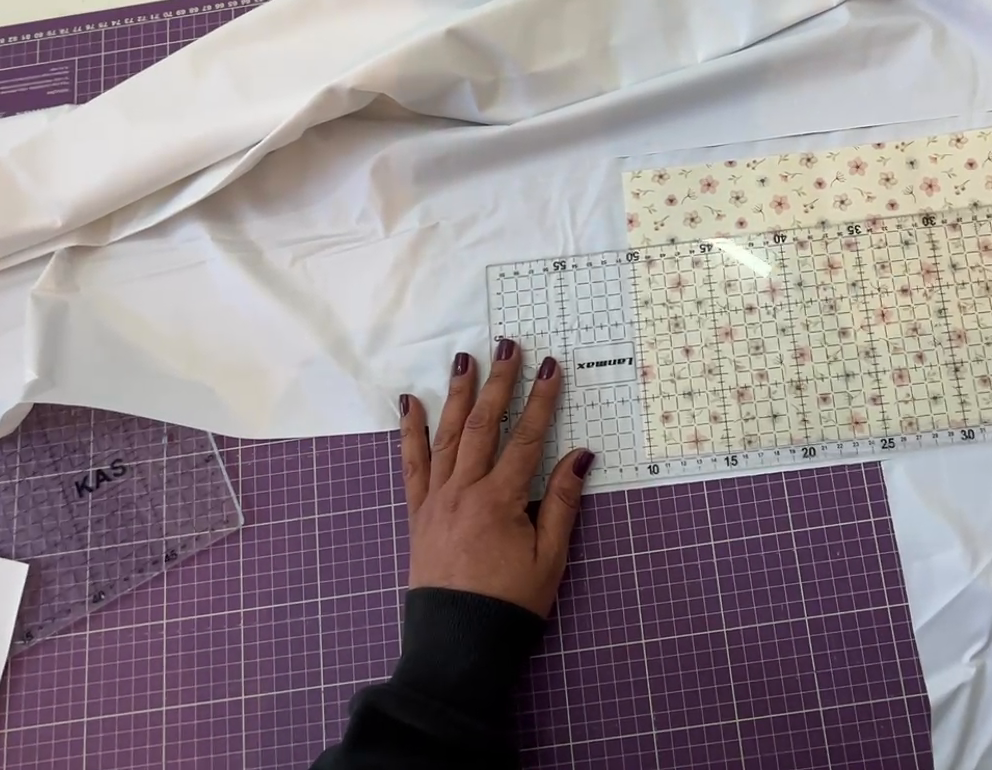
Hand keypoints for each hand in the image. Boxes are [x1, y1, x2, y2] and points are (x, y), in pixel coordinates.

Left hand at [399, 338, 593, 615]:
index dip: (542, 400)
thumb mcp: (550, 557)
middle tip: (508, 344)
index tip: (552, 366)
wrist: (457, 647)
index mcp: (499, 500)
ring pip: (448, 435)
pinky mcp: (418, 512)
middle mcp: (464, 490)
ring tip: (464, 359)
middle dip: (499, 381)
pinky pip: (412, 465)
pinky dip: (411, 432)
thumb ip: (562, 502)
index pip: (526, 437)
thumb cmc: (511, 602)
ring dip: (457, 394)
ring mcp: (436, 498)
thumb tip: (581, 455)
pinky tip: (409, 404)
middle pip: (484, 425)